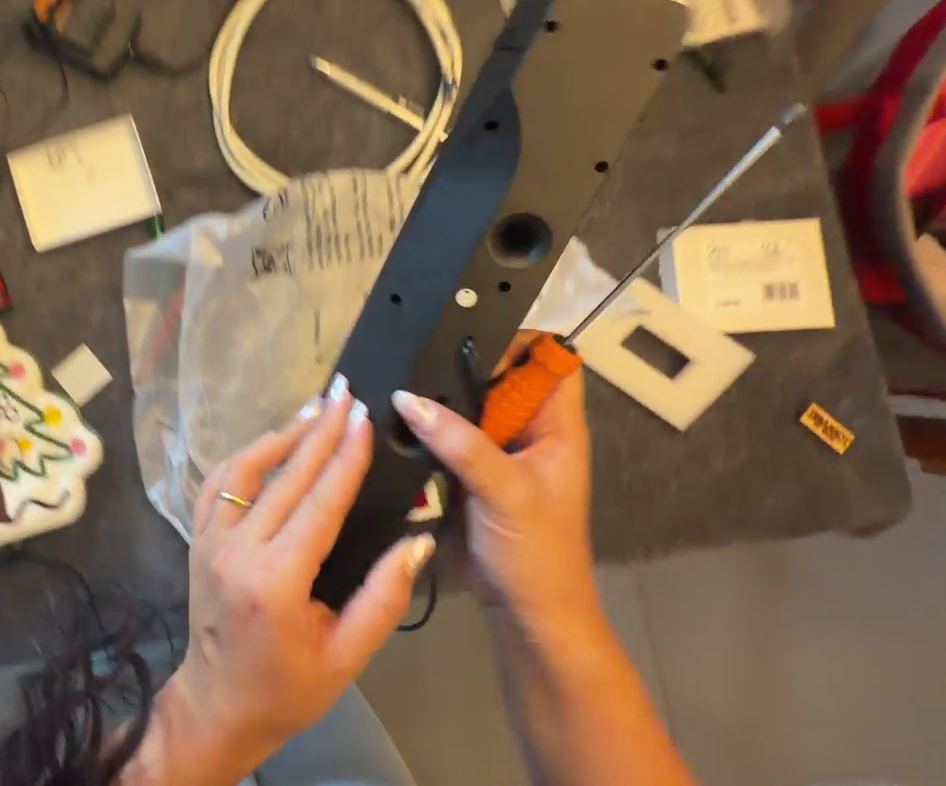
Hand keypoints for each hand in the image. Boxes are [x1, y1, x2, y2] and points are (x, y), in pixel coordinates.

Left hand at [156, 381, 436, 780]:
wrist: (217, 704)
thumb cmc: (289, 689)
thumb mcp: (347, 657)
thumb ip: (383, 597)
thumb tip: (415, 541)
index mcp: (276, 581)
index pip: (318, 502)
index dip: (345, 457)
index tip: (363, 416)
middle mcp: (237, 549)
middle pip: (284, 476)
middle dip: (320, 430)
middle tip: (345, 392)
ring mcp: (209, 538)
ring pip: (244, 468)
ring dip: (281, 434)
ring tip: (315, 408)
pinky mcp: (197, 536)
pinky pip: (219, 482)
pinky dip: (246, 455)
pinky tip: (271, 440)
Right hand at [391, 332, 599, 630]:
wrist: (523, 614)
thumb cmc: (536, 553)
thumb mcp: (506, 491)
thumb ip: (460, 442)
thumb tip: (407, 397)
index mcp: (555, 426)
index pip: (549, 361)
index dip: (518, 340)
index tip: (468, 331)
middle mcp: (524, 430)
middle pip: (495, 378)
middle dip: (458, 364)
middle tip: (414, 350)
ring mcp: (491, 451)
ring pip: (462, 407)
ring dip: (434, 397)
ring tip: (393, 377)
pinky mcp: (462, 472)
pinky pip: (441, 436)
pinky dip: (420, 427)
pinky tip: (390, 416)